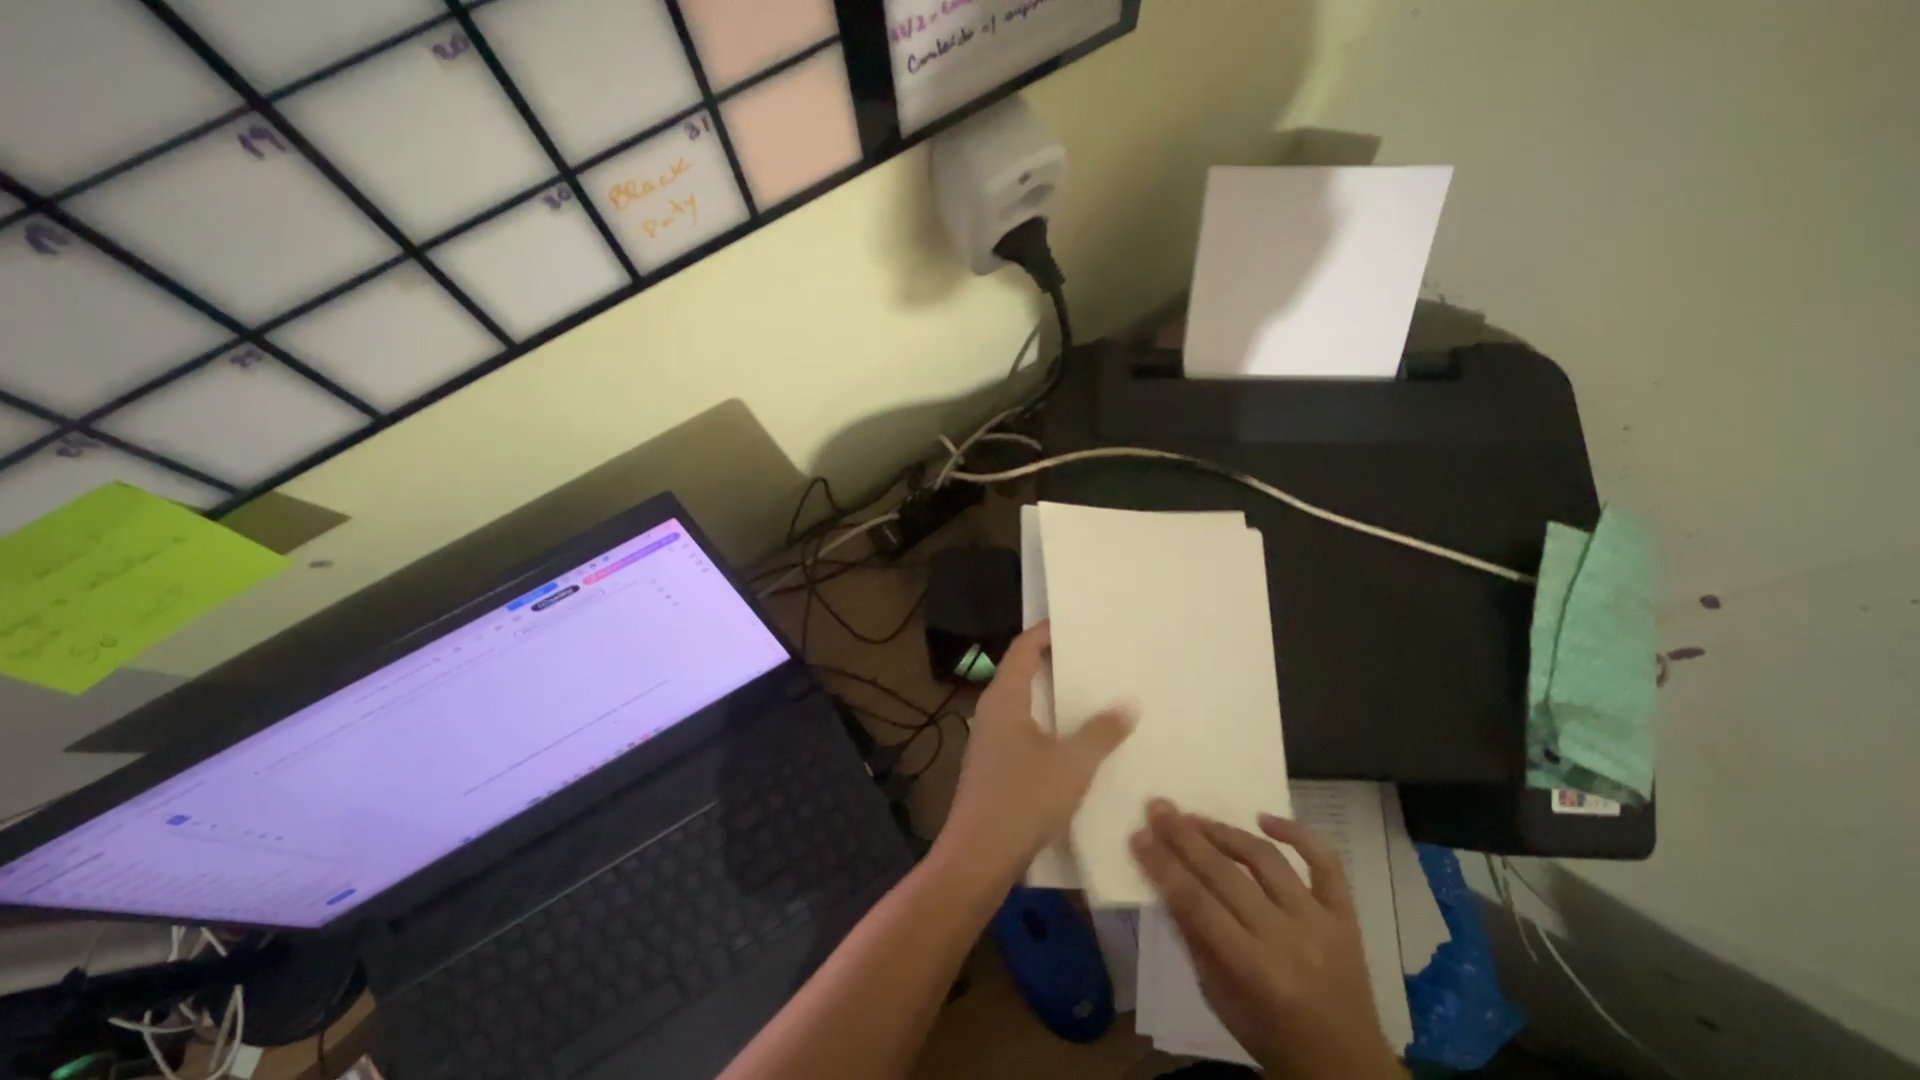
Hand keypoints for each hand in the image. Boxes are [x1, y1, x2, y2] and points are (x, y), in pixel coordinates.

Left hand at [935, 621, 1133, 882]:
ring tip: (1094, 696)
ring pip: (1025, 706)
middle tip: (1096, 658)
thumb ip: (1102, 732)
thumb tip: (1128, 702)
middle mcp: (993, 713)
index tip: (1077, 624)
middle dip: (1056, 664)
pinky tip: (1077, 742)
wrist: (980, 856)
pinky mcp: (995, 768)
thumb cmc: (1023, 799)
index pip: (1022, 648)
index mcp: (1005, 699)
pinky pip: (1026, 732)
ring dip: (1055, 699)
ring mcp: (991, 742)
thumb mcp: (1073, 764)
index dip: (1046, 632)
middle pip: (1023, 674)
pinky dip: (1050, 726)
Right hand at [1131, 799, 1405, 1079]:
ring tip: (1195, 817)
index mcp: (1252, 968)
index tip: (1138, 835)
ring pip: (1267, 860)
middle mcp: (1287, 937)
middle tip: (1158, 808)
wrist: (1346, 1064)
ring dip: (1226, 832)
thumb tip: (1168, 888)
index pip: (1196, 903)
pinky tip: (1265, 819)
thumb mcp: (1219, 1000)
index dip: (1163, 866)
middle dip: (1185, 837)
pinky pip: (1326, 863)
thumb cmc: (1271, 1036)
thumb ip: (1196, 942)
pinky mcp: (1346, 914)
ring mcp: (1320, 921)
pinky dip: (1299, 834)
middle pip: (1226, 874)